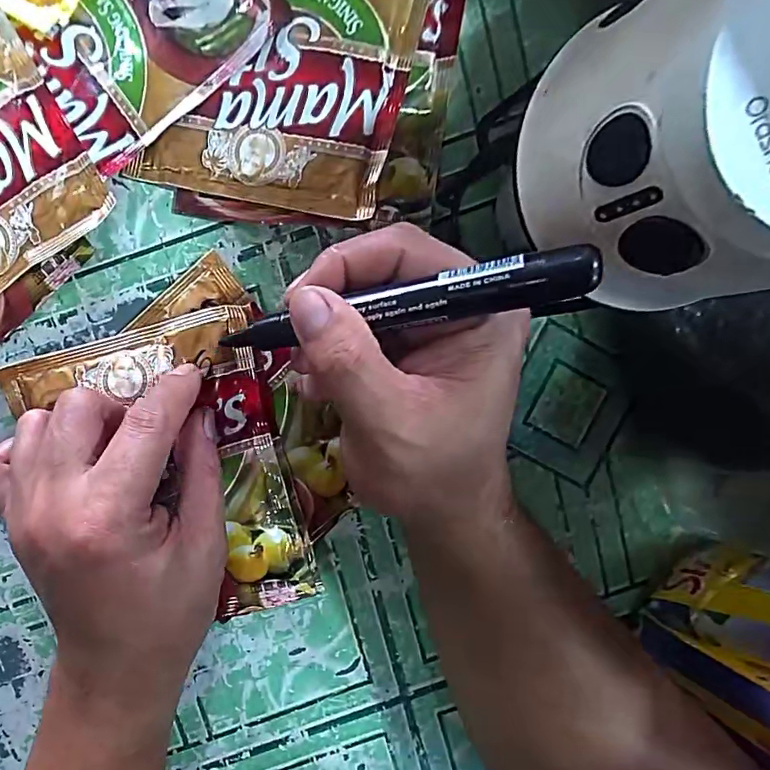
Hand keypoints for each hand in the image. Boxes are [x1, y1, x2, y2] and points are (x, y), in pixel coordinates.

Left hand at [0, 366, 224, 730]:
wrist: (113, 669)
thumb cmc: (170, 616)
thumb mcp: (206, 546)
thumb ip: (202, 471)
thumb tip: (197, 413)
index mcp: (108, 515)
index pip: (143, 425)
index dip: (173, 391)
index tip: (191, 374)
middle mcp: (53, 503)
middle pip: (78, 405)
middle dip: (123, 406)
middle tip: (151, 436)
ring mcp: (22, 510)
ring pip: (37, 420)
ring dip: (80, 423)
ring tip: (110, 453)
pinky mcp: (10, 520)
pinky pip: (5, 456)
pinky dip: (36, 447)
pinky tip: (68, 467)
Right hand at [286, 225, 529, 532]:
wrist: (442, 516)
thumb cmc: (430, 475)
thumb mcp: (387, 420)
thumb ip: (348, 359)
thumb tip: (303, 300)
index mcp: (478, 309)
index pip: (406, 253)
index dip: (346, 266)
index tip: (297, 301)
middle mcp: (457, 306)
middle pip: (379, 273)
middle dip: (330, 306)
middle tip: (291, 339)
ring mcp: (428, 329)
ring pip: (360, 302)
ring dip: (323, 334)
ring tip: (305, 373)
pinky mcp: (403, 352)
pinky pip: (354, 331)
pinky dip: (327, 353)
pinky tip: (317, 386)